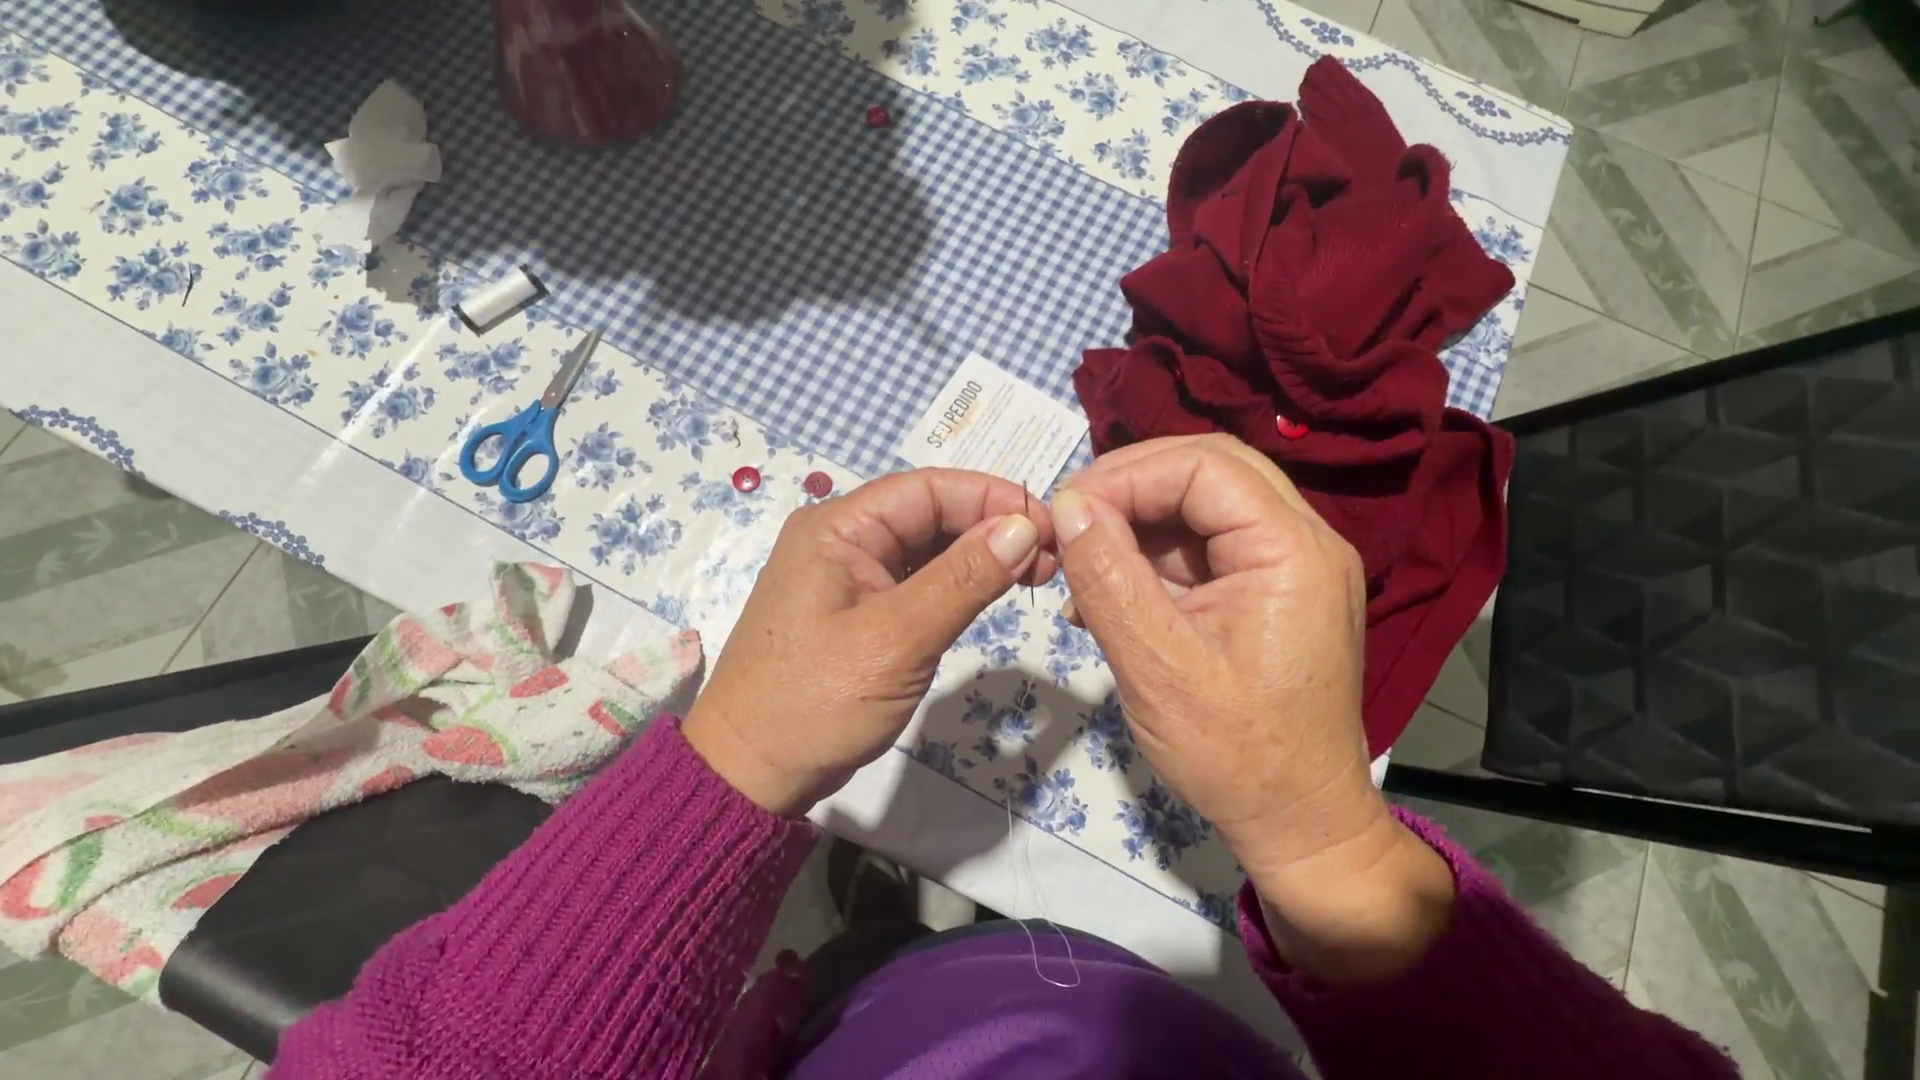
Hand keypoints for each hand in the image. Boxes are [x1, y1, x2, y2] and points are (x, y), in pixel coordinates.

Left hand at [683, 469, 1053, 817]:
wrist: (752, 772)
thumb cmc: (818, 702)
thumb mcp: (898, 639)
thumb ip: (963, 580)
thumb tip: (1024, 528)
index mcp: (839, 527)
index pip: (929, 489)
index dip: (993, 498)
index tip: (1049, 524)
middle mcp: (843, 539)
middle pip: (930, 513)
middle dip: (992, 527)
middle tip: (1052, 558)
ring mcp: (850, 576)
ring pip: (927, 547)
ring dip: (979, 556)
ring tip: (1035, 574)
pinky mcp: (860, 610)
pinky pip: (916, 580)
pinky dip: (957, 583)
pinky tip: (993, 592)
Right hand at [1052, 435, 1452, 984]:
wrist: (1298, 823)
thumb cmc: (1234, 753)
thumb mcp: (1156, 666)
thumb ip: (1108, 577)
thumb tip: (1067, 506)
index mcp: (1290, 550)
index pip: (1203, 466)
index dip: (1126, 475)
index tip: (1065, 511)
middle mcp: (1302, 542)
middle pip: (1207, 472)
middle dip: (1129, 488)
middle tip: (1069, 521)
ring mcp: (1289, 567)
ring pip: (1201, 507)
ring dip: (1135, 525)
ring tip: (1079, 566)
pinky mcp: (1269, 593)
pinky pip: (1204, 549)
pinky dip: (1151, 559)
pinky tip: (1107, 595)